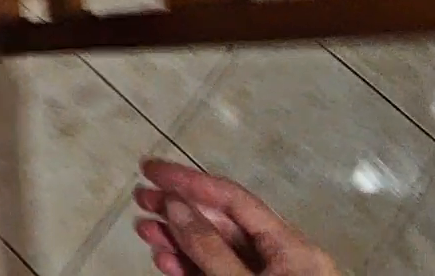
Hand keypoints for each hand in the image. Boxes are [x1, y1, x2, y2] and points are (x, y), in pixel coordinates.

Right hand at [133, 159, 338, 275]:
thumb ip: (209, 246)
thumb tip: (174, 203)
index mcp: (294, 250)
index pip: (233, 198)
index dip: (188, 180)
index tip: (148, 170)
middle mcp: (285, 261)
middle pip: (222, 221)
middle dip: (177, 210)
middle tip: (140, 201)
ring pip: (215, 247)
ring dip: (176, 238)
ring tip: (145, 233)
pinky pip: (218, 273)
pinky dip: (189, 265)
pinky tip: (166, 263)